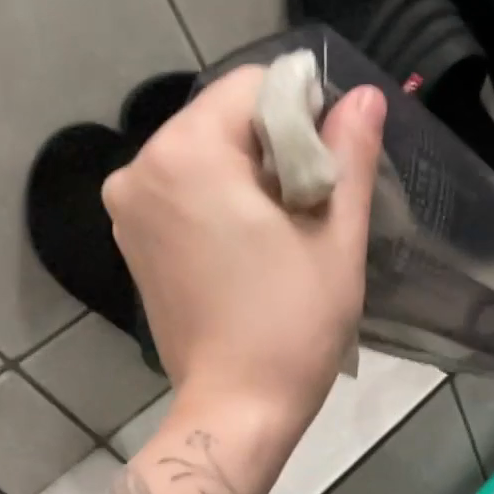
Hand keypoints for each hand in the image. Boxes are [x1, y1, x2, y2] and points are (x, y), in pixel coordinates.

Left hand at [102, 67, 385, 427]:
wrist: (239, 406)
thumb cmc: (295, 324)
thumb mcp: (337, 238)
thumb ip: (350, 157)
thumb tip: (365, 97)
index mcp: (189, 154)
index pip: (252, 86)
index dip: (307, 112)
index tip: (337, 167)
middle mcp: (141, 166)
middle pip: (225, 120)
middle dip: (278, 147)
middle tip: (320, 207)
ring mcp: (129, 206)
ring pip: (206, 156)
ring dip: (252, 176)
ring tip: (290, 232)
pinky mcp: (133, 239)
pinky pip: (185, 191)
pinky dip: (223, 202)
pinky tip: (255, 249)